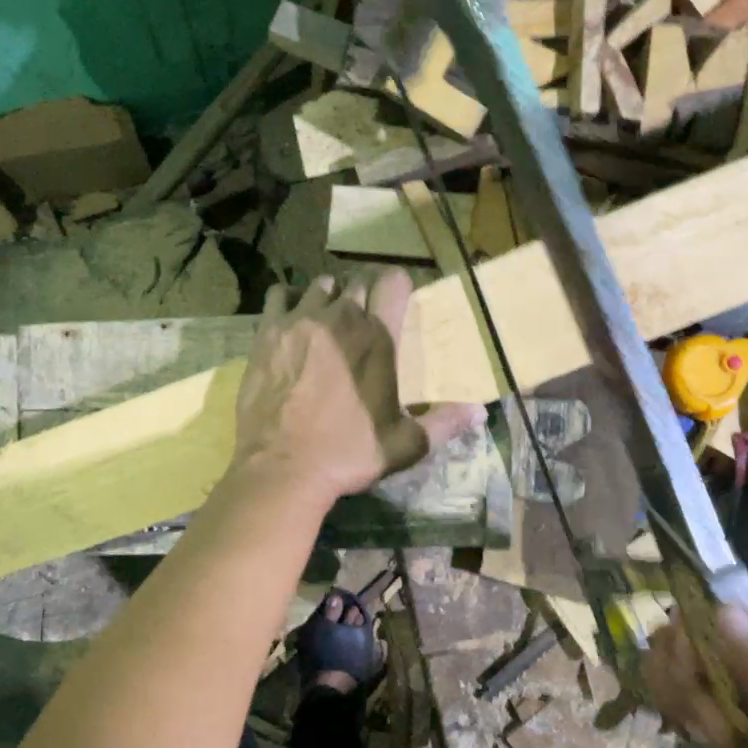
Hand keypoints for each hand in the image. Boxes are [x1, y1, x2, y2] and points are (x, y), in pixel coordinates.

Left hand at [232, 269, 485, 506]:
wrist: (282, 466)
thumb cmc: (348, 455)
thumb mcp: (405, 444)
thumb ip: (444, 423)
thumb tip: (480, 412)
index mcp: (379, 337)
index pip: (393, 281)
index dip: (396, 286)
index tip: (395, 301)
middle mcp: (340, 318)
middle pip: (356, 282)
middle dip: (362, 295)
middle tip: (361, 319)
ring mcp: (300, 321)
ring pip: (318, 287)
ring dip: (327, 298)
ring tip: (326, 321)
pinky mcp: (266, 333)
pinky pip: (278, 296)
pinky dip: (287, 301)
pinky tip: (289, 319)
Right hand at [644, 604, 747, 747]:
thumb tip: (725, 609)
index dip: (716, 637)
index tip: (701, 674)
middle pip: (709, 621)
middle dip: (690, 668)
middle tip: (704, 714)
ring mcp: (745, 659)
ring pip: (682, 642)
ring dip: (677, 686)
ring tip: (703, 729)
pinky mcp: (718, 678)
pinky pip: (671, 664)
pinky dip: (669, 695)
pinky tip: (691, 727)